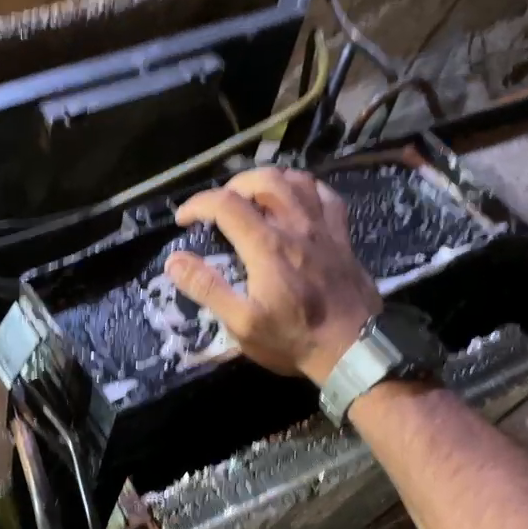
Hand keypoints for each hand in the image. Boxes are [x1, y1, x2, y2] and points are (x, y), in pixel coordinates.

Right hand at [164, 167, 382, 382]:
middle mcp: (295, 226)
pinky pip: (325, 196)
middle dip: (234, 185)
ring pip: (296, 181)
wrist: (352, 348)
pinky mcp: (342, 237)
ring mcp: (323, 228)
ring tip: (253, 196)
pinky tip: (296, 200)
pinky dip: (305, 189)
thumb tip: (174, 261)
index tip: (183, 219)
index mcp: (266, 246)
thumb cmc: (292, 339)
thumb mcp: (242, 324)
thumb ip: (208, 289)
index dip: (198, 205)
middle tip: (219, 205)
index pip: (225, 205)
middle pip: (264, 180)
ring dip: (269, 181)